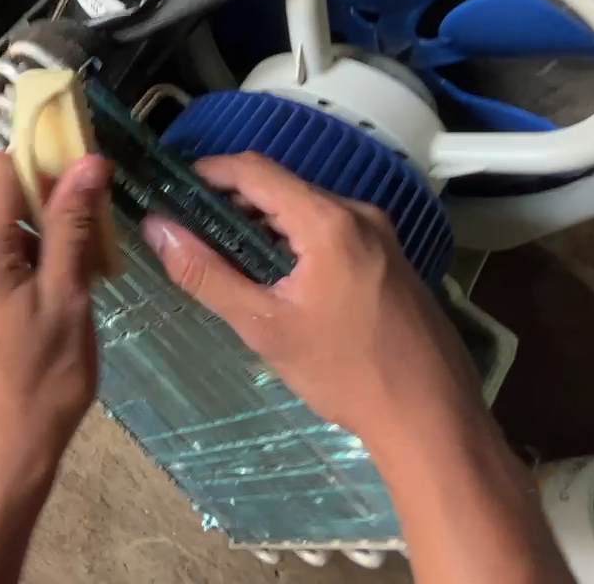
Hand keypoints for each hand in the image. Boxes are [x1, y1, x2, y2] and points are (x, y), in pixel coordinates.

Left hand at [0, 151, 108, 489]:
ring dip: (17, 195)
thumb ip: (72, 224)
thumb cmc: (43, 374)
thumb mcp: (67, 297)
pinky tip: (44, 258)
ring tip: (60, 235)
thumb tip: (88, 161)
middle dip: (23, 170)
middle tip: (67, 206)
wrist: (5, 437)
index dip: (41, 160)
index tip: (81, 182)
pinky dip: (9, 220)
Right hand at [139, 152, 482, 443]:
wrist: (437, 424)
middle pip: (277, 185)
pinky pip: (324, 226)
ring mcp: (378, 234)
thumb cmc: (346, 373)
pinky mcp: (387, 256)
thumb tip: (155, 229)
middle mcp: (357, 214)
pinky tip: (268, 272)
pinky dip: (287, 235)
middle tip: (187, 226)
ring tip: (219, 252)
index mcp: (329, 221)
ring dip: (256, 219)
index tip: (171, 190)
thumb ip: (205, 273)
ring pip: (300, 206)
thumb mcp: (264, 326)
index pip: (253, 170)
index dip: (206, 172)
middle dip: (227, 199)